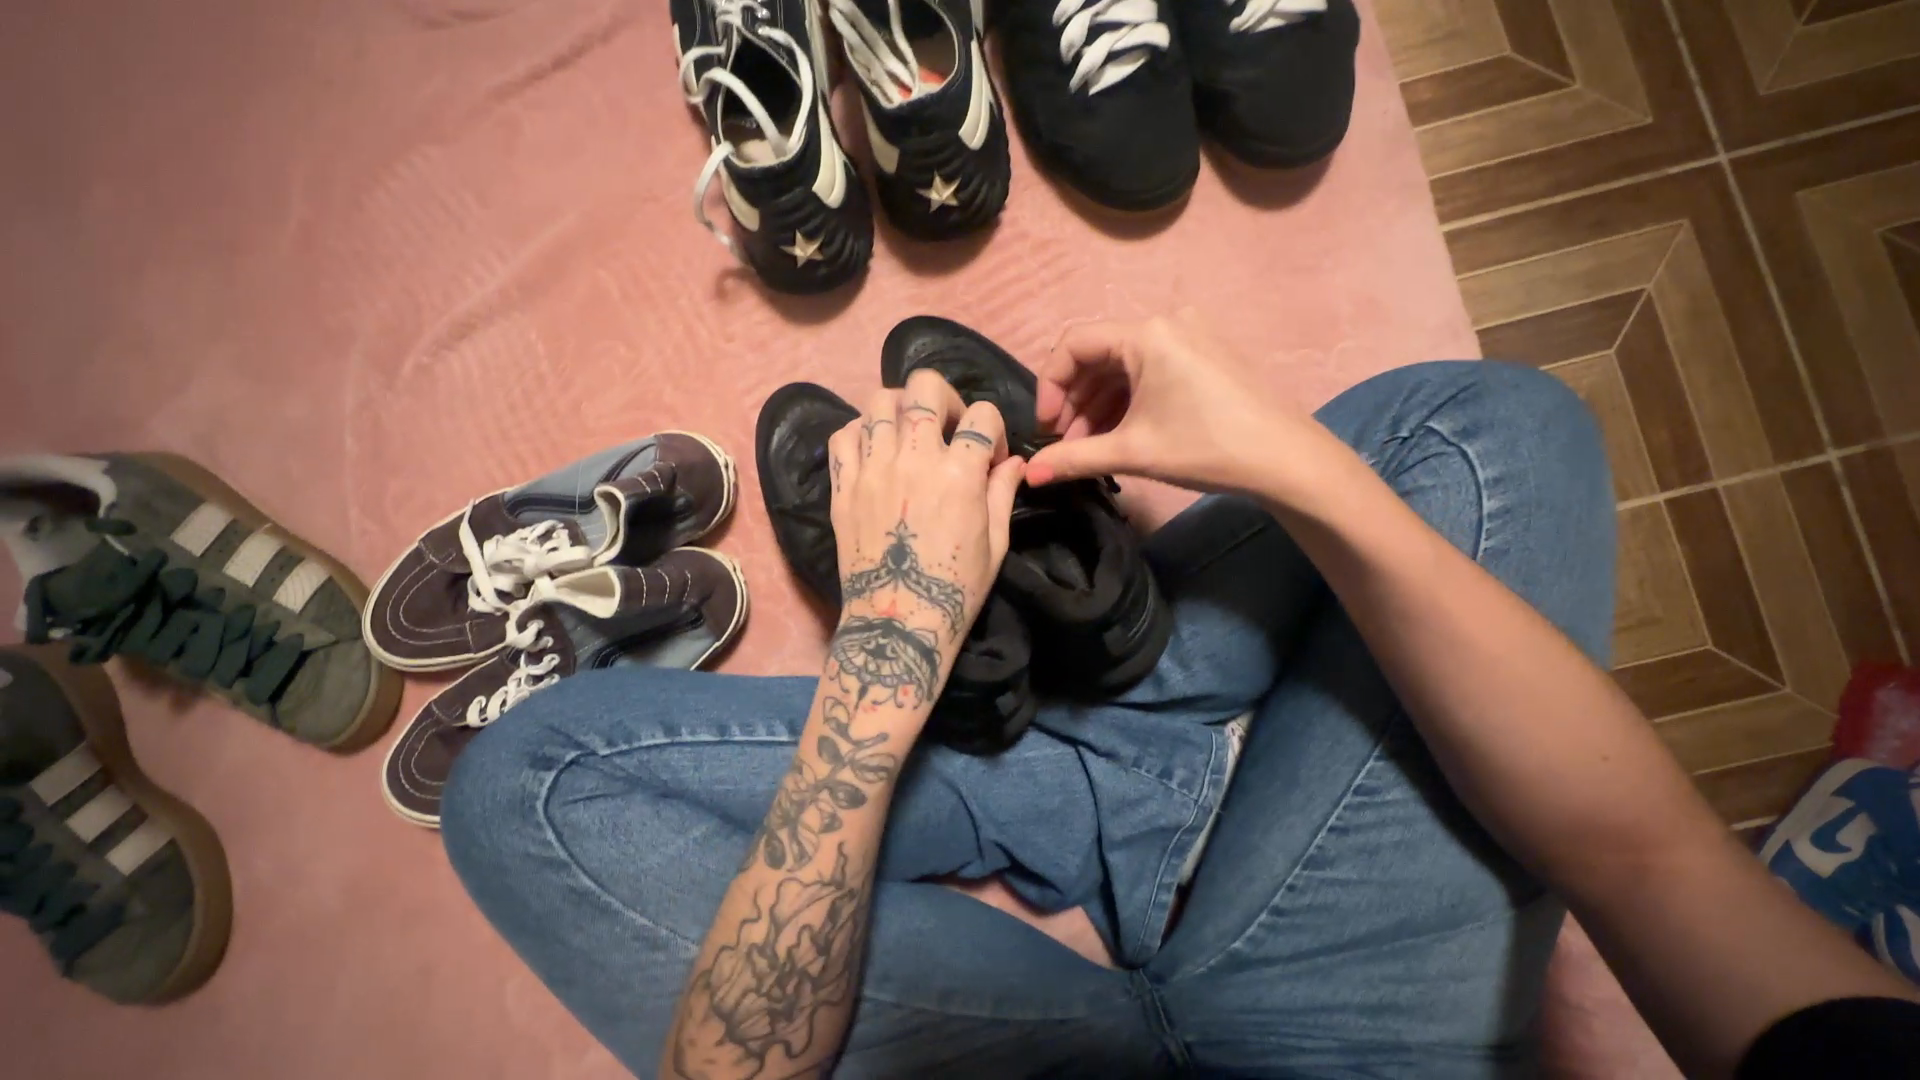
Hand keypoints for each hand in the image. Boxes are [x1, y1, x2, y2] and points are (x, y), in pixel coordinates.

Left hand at [825, 370, 1025, 711]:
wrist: (896, 623)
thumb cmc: (955, 589)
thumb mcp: (996, 543)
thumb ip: (1001, 492)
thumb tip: (1013, 461)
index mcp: (959, 473)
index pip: (982, 415)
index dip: (992, 429)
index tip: (990, 455)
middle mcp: (913, 459)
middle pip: (924, 387)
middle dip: (944, 398)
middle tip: (947, 426)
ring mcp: (872, 469)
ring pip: (878, 402)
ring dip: (901, 409)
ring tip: (907, 434)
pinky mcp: (842, 487)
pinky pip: (843, 435)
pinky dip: (860, 432)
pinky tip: (874, 451)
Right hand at [1026, 312, 1323, 496]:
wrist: (1285, 461)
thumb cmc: (1205, 447)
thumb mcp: (1133, 452)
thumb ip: (1075, 459)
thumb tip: (1029, 475)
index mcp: (1146, 333)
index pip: (1073, 344)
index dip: (1049, 386)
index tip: (1045, 429)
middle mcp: (1166, 323)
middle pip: (1098, 356)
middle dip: (1075, 403)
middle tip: (1064, 446)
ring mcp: (1188, 338)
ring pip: (1123, 368)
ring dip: (1098, 407)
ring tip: (1088, 450)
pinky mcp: (1202, 357)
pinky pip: (1148, 373)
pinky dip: (1127, 402)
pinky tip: (1117, 437)